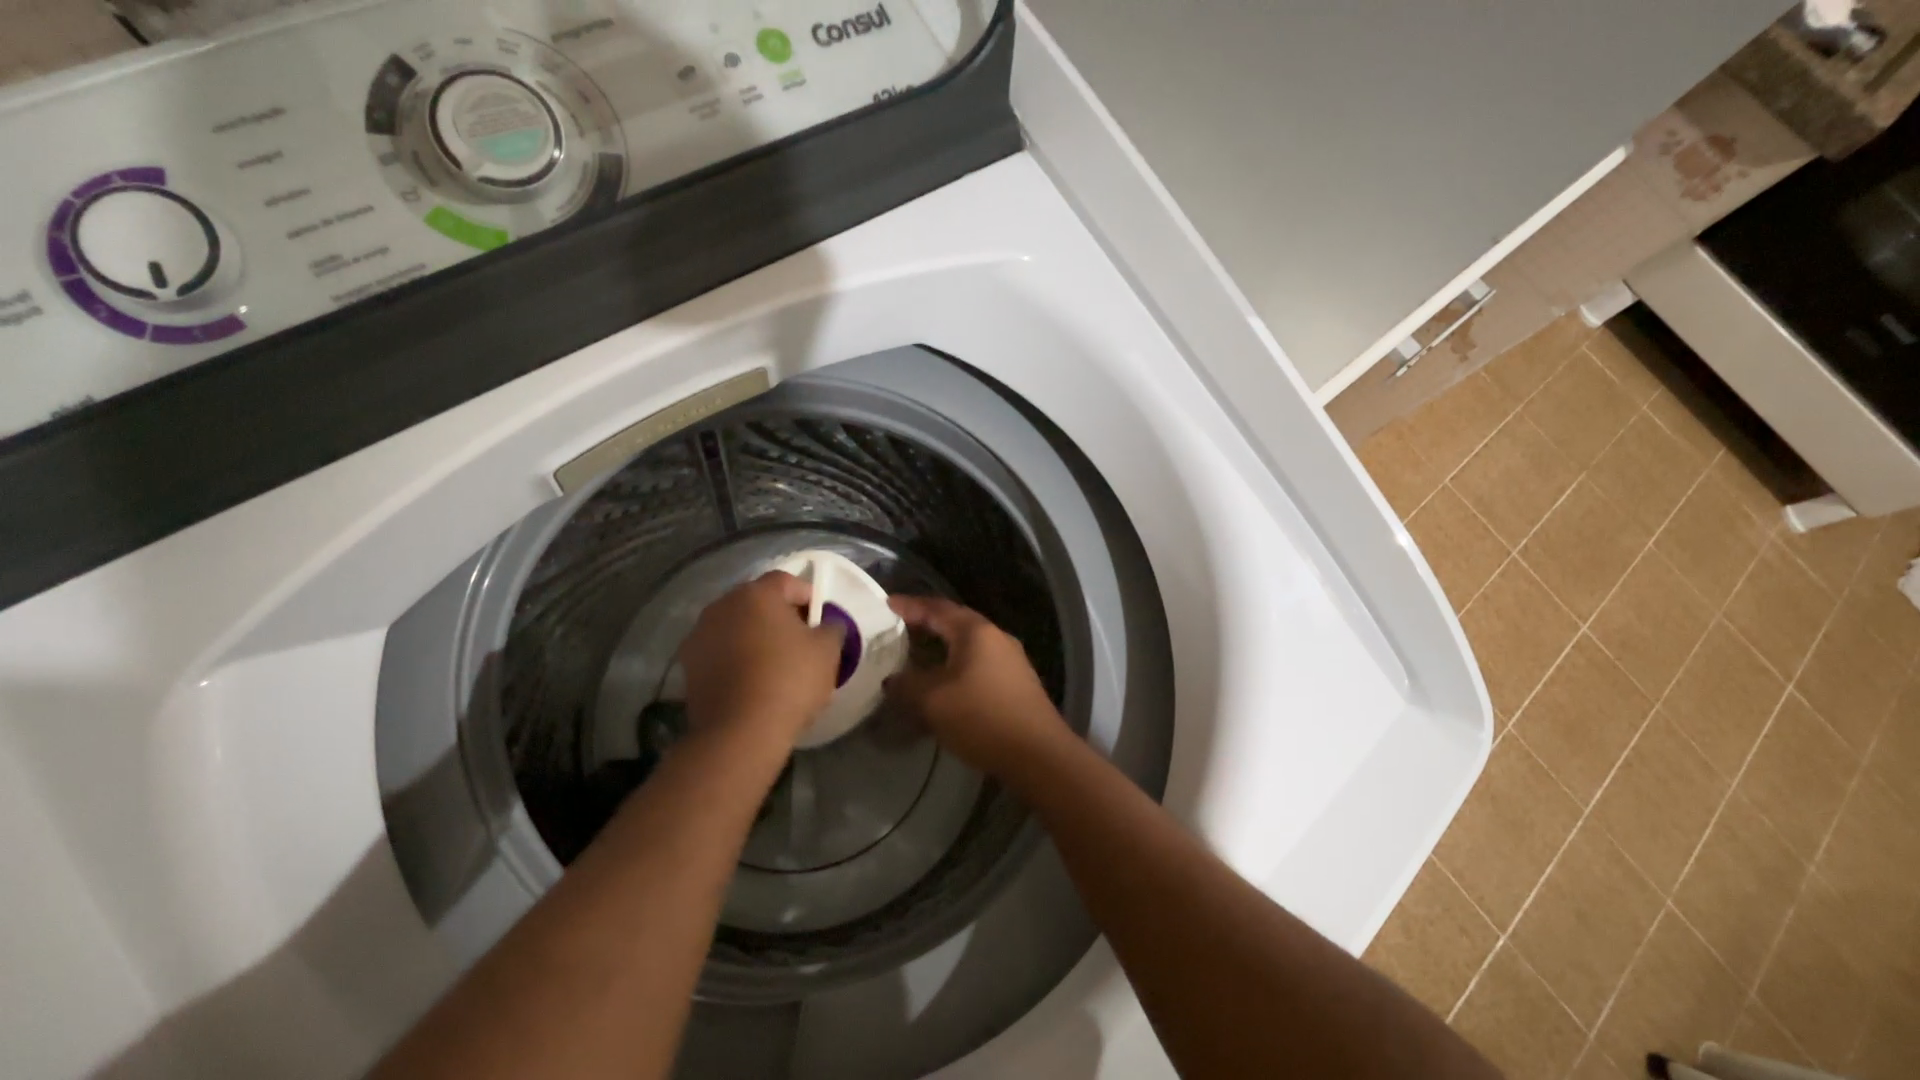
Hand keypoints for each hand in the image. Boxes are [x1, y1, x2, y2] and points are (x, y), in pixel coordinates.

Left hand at [678, 571, 844, 748]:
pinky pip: (719, 652)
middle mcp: (722, 605)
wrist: (740, 731)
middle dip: (777, 616)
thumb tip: (826, 624)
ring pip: (734, 626)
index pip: (786, 581)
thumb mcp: (827, 651)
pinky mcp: (688, 665)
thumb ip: (831, 628)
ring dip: (752, 637)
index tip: (819, 620)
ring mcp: (699, 635)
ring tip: (772, 664)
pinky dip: (734, 659)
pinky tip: (749, 682)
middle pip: (756, 602)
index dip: (807, 597)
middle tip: (798, 641)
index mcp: (756, 594)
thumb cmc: (789, 681)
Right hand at [885, 595, 1068, 777]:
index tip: (886, 605)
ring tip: (916, 657)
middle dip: (926, 625)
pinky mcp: (1016, 683)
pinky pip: (978, 664)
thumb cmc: (981, 717)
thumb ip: (906, 685)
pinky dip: (955, 666)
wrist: (1037, 754)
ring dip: (941, 648)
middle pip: (955, 623)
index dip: (909, 606)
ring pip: (968, 645)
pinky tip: (943, 684)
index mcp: (975, 632)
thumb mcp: (932, 701)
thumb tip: (893, 680)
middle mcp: (996, 637)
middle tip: (898, 630)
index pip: (937, 609)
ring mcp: (1011, 660)